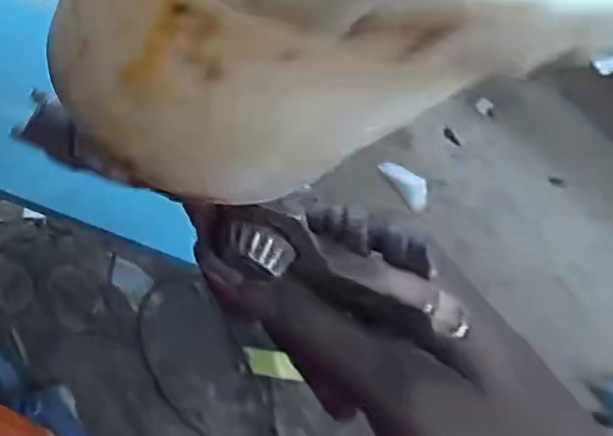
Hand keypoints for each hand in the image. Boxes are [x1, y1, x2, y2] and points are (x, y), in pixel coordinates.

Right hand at [196, 208, 600, 435]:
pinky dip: (322, 356)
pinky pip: (332, 323)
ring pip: (307, 292)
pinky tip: (338, 396)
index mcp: (396, 248)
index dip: (243, 240)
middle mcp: (390, 257)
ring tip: (325, 393)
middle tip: (292, 362)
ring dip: (299, 339)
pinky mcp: (398, 331)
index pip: (288, 214)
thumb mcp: (398, 385)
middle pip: (293, 254)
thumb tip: (214, 261)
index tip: (218, 281)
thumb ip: (305, 321)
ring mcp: (396, 296)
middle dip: (278, 306)